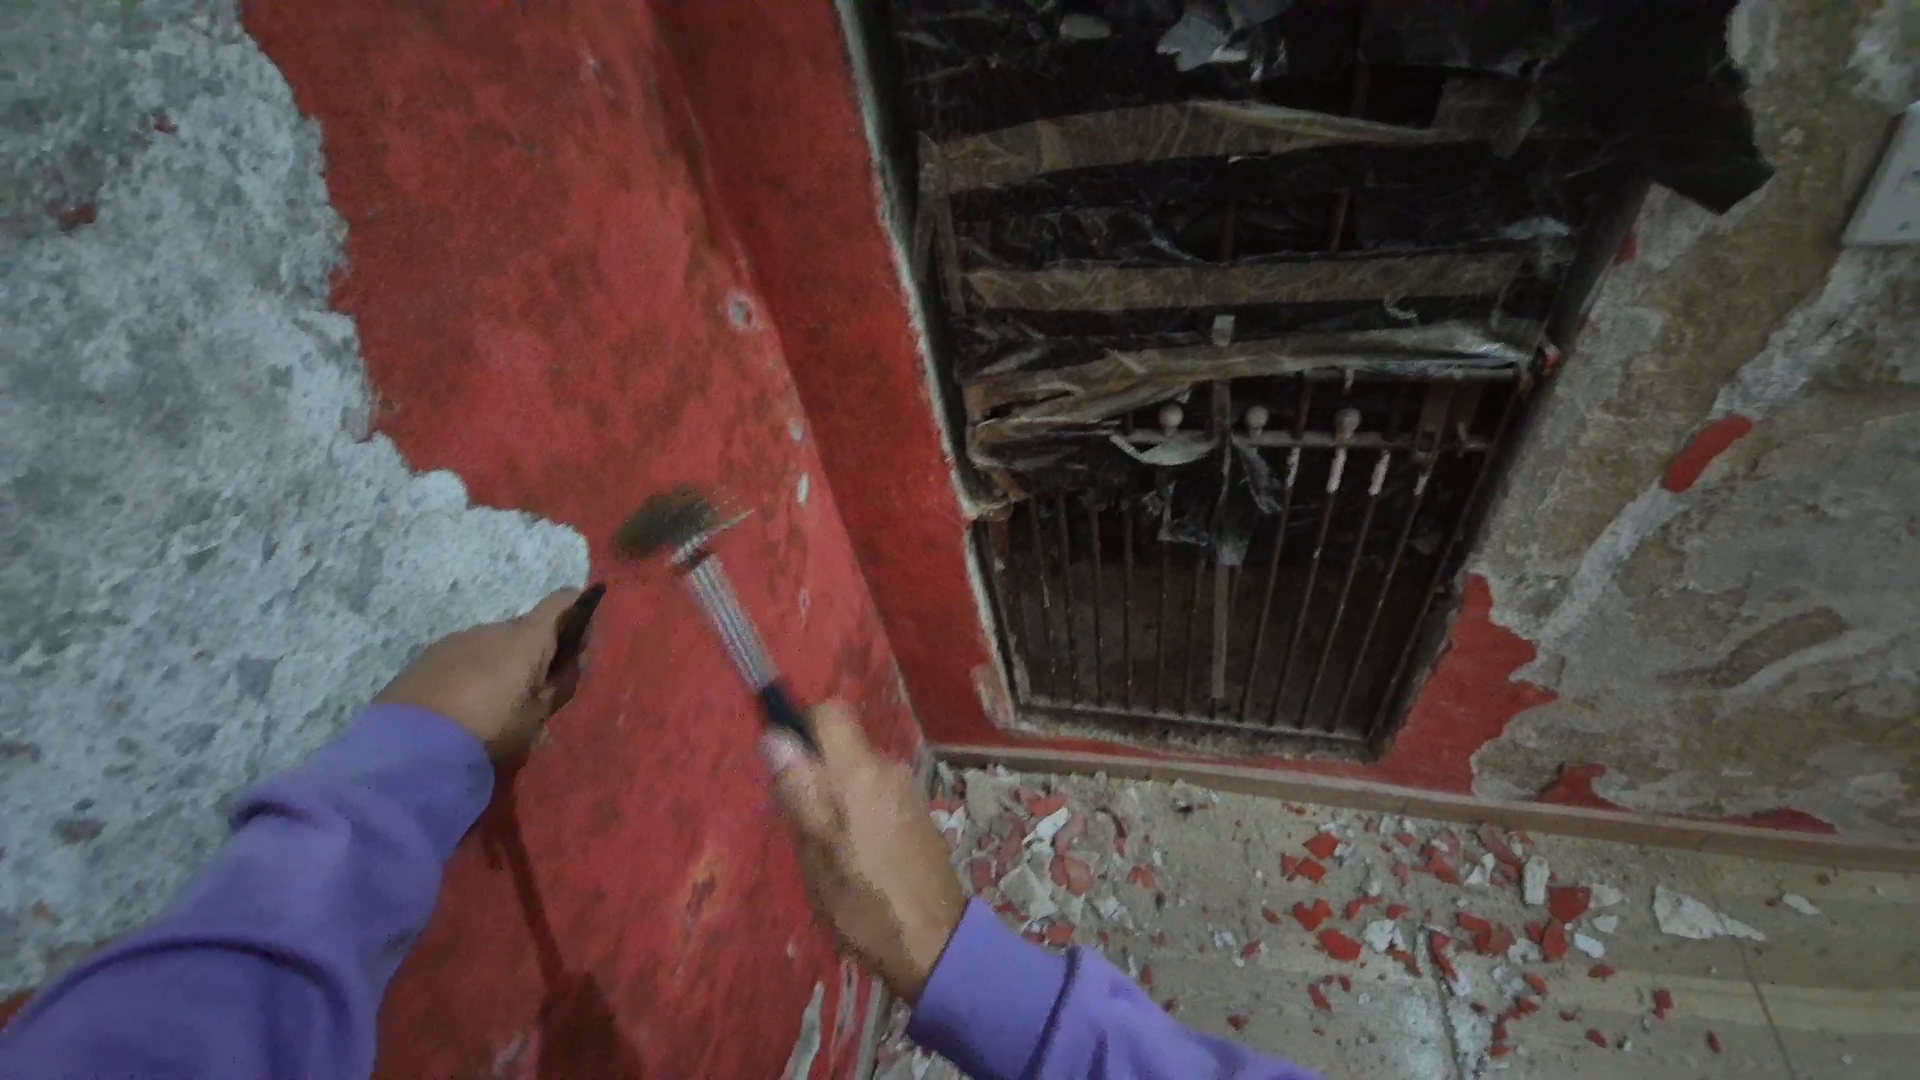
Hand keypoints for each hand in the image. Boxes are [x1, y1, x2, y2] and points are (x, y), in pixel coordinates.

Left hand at [374, 588, 583, 758]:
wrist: (409, 745)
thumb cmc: (490, 726)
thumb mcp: (540, 714)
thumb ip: (561, 683)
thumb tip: (571, 662)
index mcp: (528, 637)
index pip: (563, 601)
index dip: (578, 609)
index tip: (580, 635)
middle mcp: (495, 628)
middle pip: (526, 628)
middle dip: (536, 649)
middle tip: (535, 686)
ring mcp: (458, 639)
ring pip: (493, 643)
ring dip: (501, 661)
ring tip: (492, 700)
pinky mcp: (427, 656)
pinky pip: (464, 656)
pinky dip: (471, 671)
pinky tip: (462, 703)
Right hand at [763, 703, 966, 1004]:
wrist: (937, 943)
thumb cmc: (866, 904)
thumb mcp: (817, 854)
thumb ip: (798, 791)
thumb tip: (775, 736)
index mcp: (861, 772)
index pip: (830, 712)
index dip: (802, 727)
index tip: (785, 766)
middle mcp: (888, 768)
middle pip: (841, 744)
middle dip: (815, 771)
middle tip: (800, 824)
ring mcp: (906, 788)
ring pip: (856, 771)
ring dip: (835, 793)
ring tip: (827, 848)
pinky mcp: (915, 809)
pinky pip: (874, 790)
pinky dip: (856, 807)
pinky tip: (855, 853)